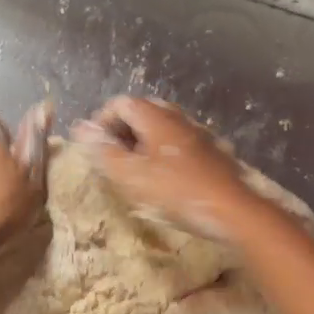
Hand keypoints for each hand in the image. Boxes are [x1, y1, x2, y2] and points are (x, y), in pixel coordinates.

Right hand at [70, 95, 259, 241]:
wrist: (233, 210)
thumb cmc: (177, 191)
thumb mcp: (131, 175)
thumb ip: (103, 150)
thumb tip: (79, 127)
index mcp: (155, 116)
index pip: (119, 103)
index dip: (102, 122)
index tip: (96, 149)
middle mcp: (176, 116)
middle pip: (140, 112)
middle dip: (121, 132)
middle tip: (113, 160)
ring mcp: (197, 132)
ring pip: (160, 128)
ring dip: (142, 144)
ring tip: (135, 172)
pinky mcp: (211, 150)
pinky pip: (176, 142)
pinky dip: (162, 153)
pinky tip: (164, 180)